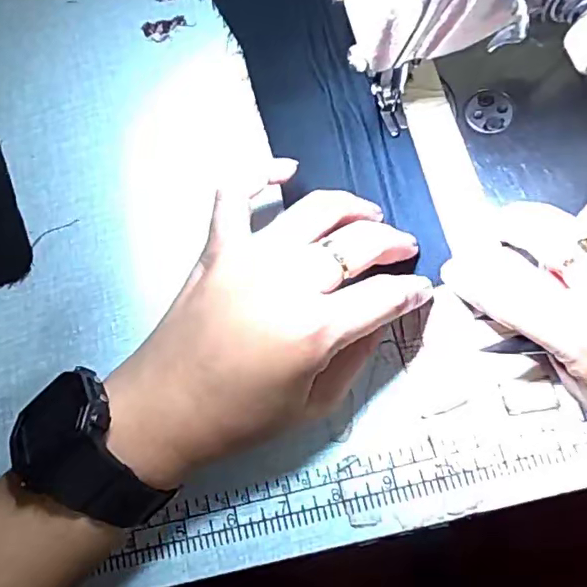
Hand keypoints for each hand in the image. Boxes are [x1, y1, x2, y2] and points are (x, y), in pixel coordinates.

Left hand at [104, 161, 435, 487]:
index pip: (383, 295)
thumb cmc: (242, 417)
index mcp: (315, 329)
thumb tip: (382, 315)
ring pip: (314, 210)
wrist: (165, 411)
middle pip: (357, 243)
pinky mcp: (218, 249)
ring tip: (369, 214)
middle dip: (392, 243)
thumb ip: (358, 355)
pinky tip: (287, 169)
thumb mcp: (316, 403)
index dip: (411, 291)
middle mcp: (286, 283)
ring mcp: (249, 258)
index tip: (422, 289)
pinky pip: (236, 195)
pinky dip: (260, 173)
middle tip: (404, 248)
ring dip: (351, 206)